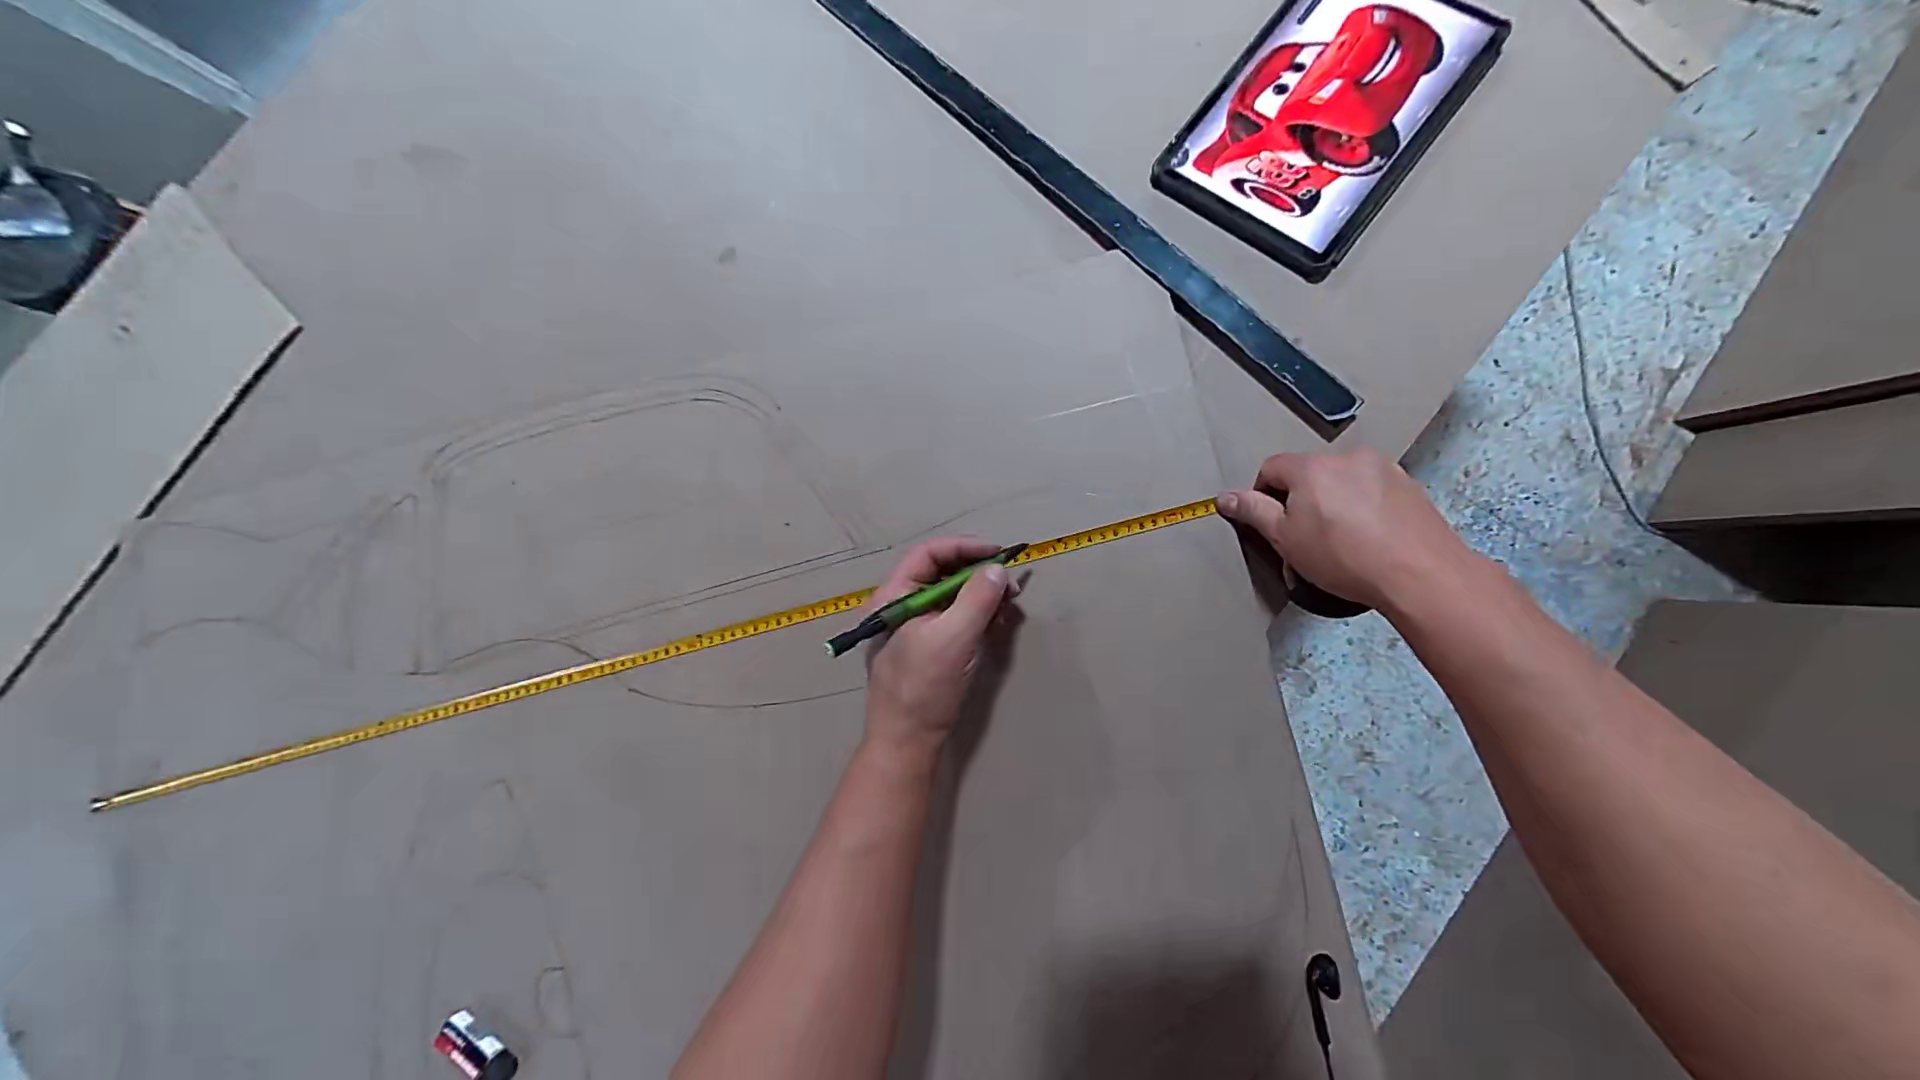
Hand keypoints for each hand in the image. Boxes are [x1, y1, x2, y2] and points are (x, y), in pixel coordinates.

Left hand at [862, 537, 1018, 760]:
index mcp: (893, 596)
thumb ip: (976, 599)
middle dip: (978, 574)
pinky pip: (956, 620)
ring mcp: (916, 628)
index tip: (998, 554)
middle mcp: (902, 606)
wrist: (907, 742)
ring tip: (1009, 604)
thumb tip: (997, 569)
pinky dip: (979, 616)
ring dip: (982, 595)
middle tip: (1010, 583)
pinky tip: (999, 621)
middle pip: (942, 574)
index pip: (929, 555)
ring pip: (953, 597)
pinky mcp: (931, 648)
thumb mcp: (953, 638)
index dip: (964, 548)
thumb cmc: (923, 688)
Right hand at [1215, 447, 1477, 613]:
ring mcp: (1383, 470)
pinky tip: (1365, 541)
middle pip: (1308, 475)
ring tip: (1338, 545)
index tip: (1270, 522)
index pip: (1271, 468)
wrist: (1419, 575)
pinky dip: (1362, 511)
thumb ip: (1253, 512)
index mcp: (1312, 467)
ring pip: (1341, 484)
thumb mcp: (1285, 539)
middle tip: (1303, 540)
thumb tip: (1228, 498)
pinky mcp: (1408, 487)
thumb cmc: (1349, 559)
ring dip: (1332, 507)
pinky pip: (1371, 492)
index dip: (1262, 495)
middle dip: (1300, 503)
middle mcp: (1348, 459)